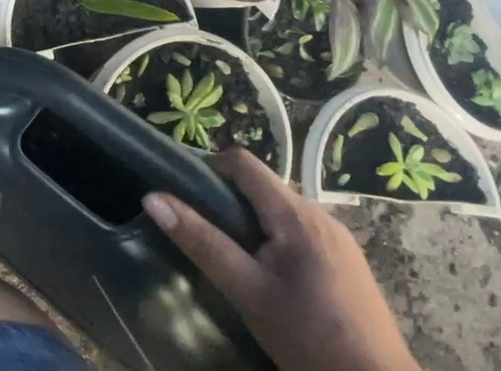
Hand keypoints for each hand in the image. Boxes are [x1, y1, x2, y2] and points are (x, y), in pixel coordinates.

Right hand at [143, 149, 416, 370]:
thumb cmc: (308, 337)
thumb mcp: (246, 290)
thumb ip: (201, 241)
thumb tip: (152, 198)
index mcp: (297, 216)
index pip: (244, 163)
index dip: (209, 169)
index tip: (187, 197)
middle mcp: (322, 216)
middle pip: (261, 186)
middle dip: (228, 200)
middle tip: (205, 234)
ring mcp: (340, 239)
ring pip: (280, 209)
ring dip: (251, 221)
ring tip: (233, 256)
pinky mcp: (348, 260)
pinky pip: (299, 230)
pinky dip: (274, 238)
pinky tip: (269, 274)